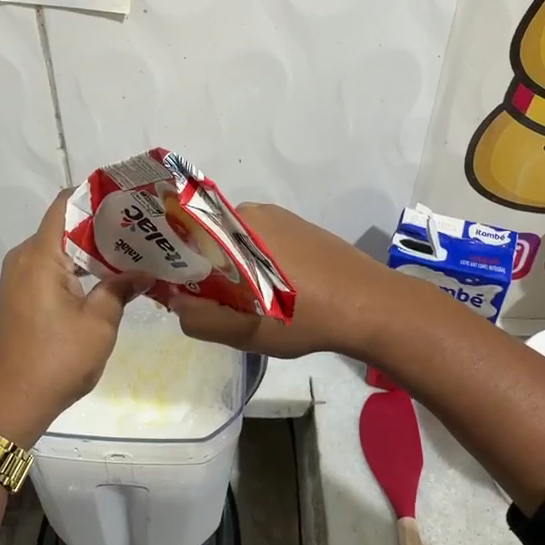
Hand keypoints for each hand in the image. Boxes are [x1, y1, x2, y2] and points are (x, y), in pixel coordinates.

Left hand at [0, 190, 150, 445]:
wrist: (5, 407)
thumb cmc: (54, 361)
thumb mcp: (98, 324)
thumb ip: (120, 289)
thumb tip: (143, 271)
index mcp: (40, 254)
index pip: (67, 203)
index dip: (99, 194)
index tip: (132, 196)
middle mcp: (24, 258)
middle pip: (66, 225)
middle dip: (105, 224)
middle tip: (146, 226)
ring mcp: (19, 279)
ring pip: (61, 250)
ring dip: (94, 250)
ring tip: (136, 251)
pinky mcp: (20, 298)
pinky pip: (53, 270)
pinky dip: (79, 269)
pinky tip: (109, 278)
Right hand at [167, 203, 410, 361]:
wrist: (373, 306)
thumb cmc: (306, 318)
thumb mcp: (248, 332)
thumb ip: (203, 319)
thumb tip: (175, 302)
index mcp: (235, 229)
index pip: (184, 232)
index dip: (171, 259)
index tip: (170, 287)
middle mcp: (252, 212)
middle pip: (209, 238)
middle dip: (203, 268)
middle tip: (211, 304)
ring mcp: (280, 217)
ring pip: (236, 241)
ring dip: (232, 267)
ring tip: (244, 303)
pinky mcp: (300, 227)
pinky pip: (261, 241)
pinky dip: (256, 263)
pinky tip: (272, 293)